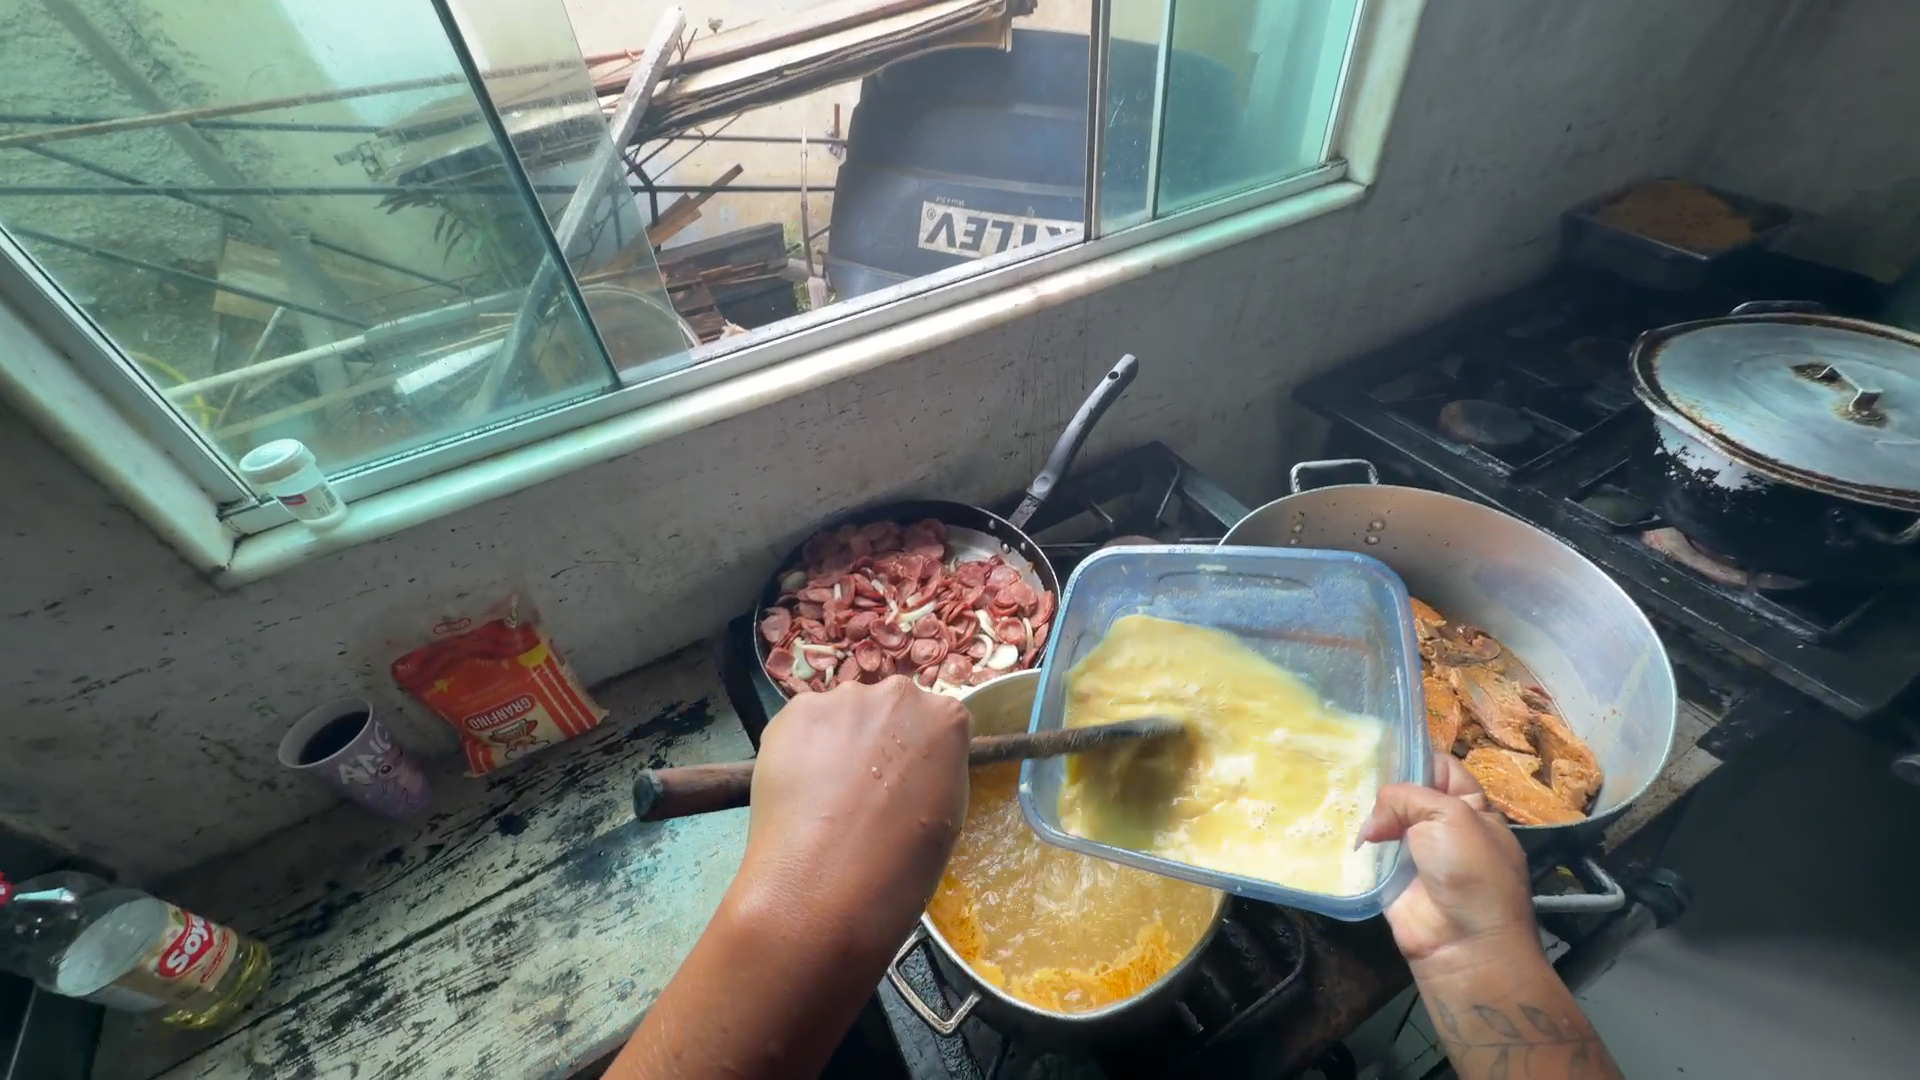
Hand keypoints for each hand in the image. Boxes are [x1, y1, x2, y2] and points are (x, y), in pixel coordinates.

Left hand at [733, 677, 969, 956]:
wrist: (826, 884)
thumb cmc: (901, 865)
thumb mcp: (948, 815)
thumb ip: (935, 770)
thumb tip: (912, 768)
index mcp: (946, 717)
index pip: (937, 721)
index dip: (918, 754)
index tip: (905, 781)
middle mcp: (899, 694)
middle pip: (889, 709)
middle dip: (878, 738)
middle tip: (863, 789)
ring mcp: (845, 698)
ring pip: (843, 715)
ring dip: (838, 742)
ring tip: (824, 796)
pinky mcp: (798, 711)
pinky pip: (803, 726)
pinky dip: (800, 750)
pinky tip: (798, 791)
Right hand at [1360, 753, 1540, 976]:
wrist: (1463, 944)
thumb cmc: (1470, 873)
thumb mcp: (1450, 816)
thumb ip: (1405, 796)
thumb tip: (1374, 824)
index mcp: (1472, 810)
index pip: (1442, 768)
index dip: (1418, 758)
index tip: (1385, 752)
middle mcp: (1444, 827)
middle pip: (1407, 791)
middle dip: (1383, 783)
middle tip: (1353, 773)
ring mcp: (1416, 851)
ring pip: (1384, 817)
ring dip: (1366, 812)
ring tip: (1339, 797)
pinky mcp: (1390, 873)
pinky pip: (1368, 847)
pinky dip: (1355, 839)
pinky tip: (1337, 827)